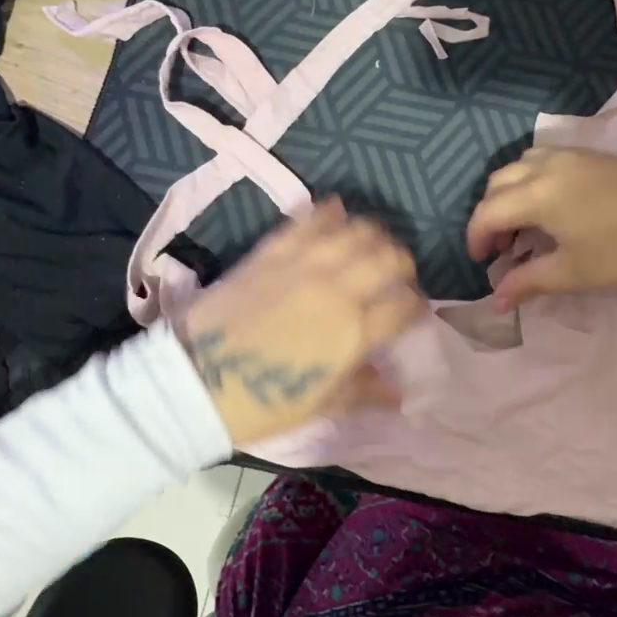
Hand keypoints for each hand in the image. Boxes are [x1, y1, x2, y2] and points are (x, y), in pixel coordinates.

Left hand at [179, 200, 424, 445]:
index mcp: (356, 331)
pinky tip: (335, 213)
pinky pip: (308, 221)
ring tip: (370, 243)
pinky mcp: (272, 252)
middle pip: (389, 258)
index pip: (404, 305)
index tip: (414, 310)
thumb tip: (400, 392)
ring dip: (372, 234)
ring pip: (355, 231)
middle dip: (402, 264)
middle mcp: (338, 289)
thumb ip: (366, 389)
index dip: (416, 306)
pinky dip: (327, 213)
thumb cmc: (266, 402)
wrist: (200, 383)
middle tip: (397, 274)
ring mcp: (304, 265)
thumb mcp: (324, 403)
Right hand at [467, 147, 616, 310]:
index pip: (486, 211)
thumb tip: (495, 300)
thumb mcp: (575, 271)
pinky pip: (541, 160)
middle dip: (489, 214)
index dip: (475, 237)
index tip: (481, 262)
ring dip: (508, 193)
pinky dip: (529, 180)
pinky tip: (548, 205)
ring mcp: (567, 155)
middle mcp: (544, 167)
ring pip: (518, 166)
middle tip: (500, 247)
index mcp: (536, 195)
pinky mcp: (588, 154)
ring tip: (522, 225)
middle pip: (497, 184)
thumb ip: (529, 282)